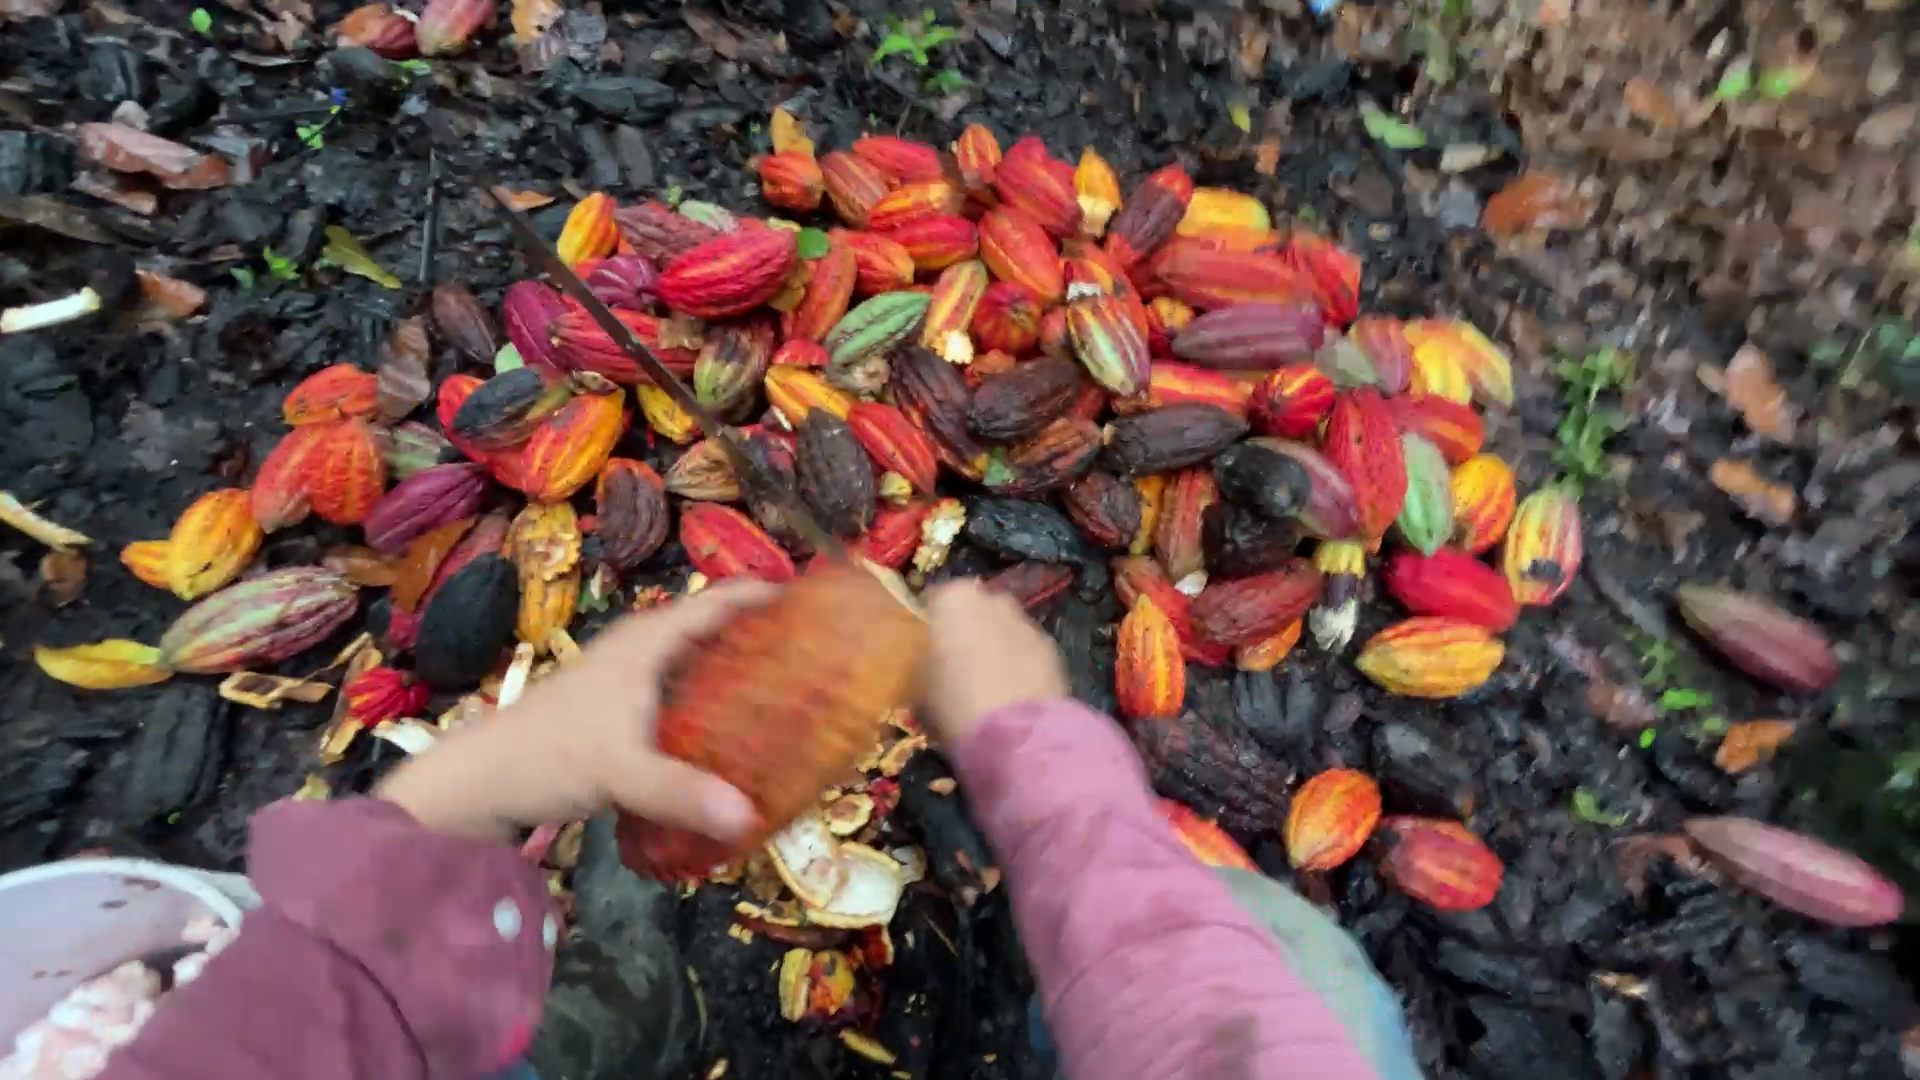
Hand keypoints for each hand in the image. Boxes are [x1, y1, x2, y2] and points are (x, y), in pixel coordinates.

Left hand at [376, 581, 776, 845]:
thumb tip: (748, 818)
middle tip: (814, 656)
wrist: (479, 782)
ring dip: (740, 665)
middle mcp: (646, 646)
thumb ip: (682, 793)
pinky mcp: (626, 704)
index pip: (721, 599)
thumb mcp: (620, 771)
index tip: (816, 607)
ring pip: (701, 657)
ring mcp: (634, 674)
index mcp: (650, 639)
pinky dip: (716, 693)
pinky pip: (687, 685)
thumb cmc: (549, 754)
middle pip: (717, 625)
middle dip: (764, 634)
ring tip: (789, 688)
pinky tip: (737, 724)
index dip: (768, 595)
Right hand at [920, 580, 1068, 744]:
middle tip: (957, 660)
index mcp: (954, 600)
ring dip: (996, 644)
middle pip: (975, 608)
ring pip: (1004, 627)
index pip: (936, 599)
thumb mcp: (920, 684)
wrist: (1016, 733)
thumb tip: (929, 659)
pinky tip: (1013, 691)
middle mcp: (993, 600)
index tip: (926, 644)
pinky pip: (1026, 649)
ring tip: (987, 680)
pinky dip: (1020, 662)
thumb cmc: (955, 703)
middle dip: (968, 628)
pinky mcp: (1051, 647)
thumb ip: (923, 659)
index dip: (931, 623)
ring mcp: (1026, 622)